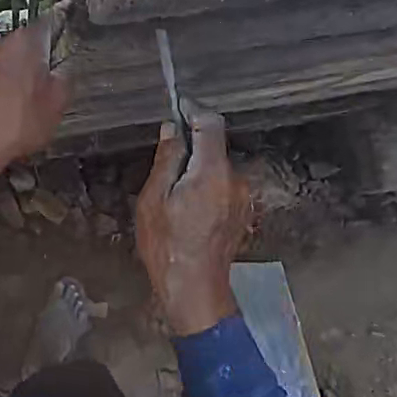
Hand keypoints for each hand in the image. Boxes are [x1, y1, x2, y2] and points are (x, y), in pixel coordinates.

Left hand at [0, 7, 71, 209]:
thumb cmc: (16, 124)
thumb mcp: (56, 103)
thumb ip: (65, 78)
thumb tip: (64, 70)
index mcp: (24, 43)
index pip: (48, 23)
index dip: (60, 28)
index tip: (67, 29)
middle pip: (26, 41)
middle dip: (39, 55)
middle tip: (52, 76)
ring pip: (9, 58)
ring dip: (20, 70)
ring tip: (31, 96)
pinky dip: (3, 83)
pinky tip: (10, 104)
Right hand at [135, 99, 250, 336]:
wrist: (195, 288)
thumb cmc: (167, 246)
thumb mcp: (153, 199)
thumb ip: (167, 160)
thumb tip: (172, 129)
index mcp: (212, 173)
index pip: (211, 124)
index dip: (193, 111)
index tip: (177, 109)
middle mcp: (235, 180)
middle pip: (215, 146)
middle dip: (191, 148)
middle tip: (164, 168)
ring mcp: (243, 197)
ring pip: (218, 167)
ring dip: (198, 170)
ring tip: (174, 196)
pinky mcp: (243, 211)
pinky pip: (224, 186)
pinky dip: (207, 186)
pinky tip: (189, 209)